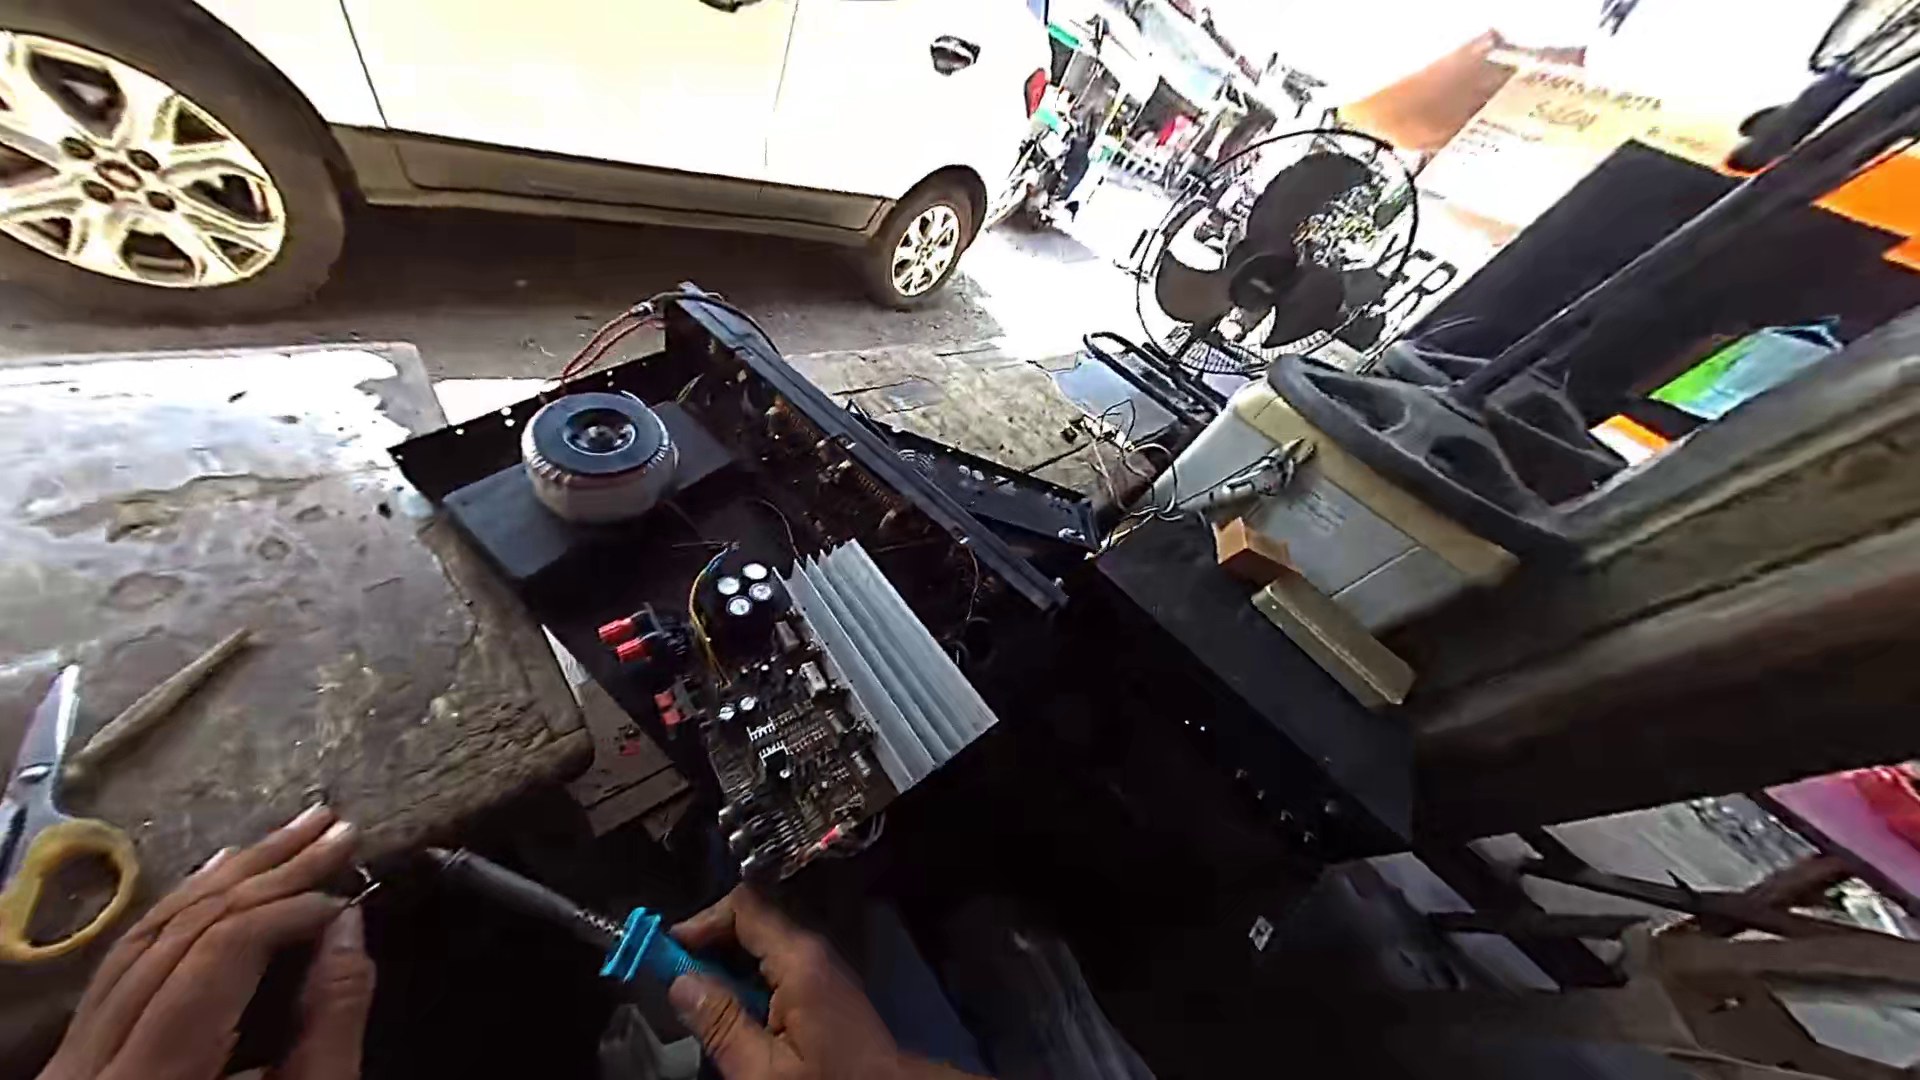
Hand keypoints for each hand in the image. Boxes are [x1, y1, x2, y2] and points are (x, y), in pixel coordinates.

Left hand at [37, 805, 375, 1079]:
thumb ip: (333, 1011)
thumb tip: (349, 919)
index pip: (219, 952)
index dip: (292, 907)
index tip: (352, 895)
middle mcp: (86, 1069)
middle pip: (181, 934)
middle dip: (272, 871)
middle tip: (342, 829)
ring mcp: (65, 1063)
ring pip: (143, 938)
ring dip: (234, 873)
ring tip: (302, 828)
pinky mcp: (73, 1056)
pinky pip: (122, 961)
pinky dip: (185, 904)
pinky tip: (228, 865)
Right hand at [670, 887, 975, 1079]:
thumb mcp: (763, 1072)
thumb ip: (722, 1023)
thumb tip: (679, 982)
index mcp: (799, 956)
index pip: (747, 905)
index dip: (704, 919)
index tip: (667, 949)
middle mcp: (811, 945)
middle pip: (755, 916)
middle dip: (711, 939)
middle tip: (673, 974)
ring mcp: (820, 960)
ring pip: (764, 938)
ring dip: (726, 957)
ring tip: (693, 992)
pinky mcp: (822, 979)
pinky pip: (777, 959)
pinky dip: (747, 973)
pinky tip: (729, 1006)